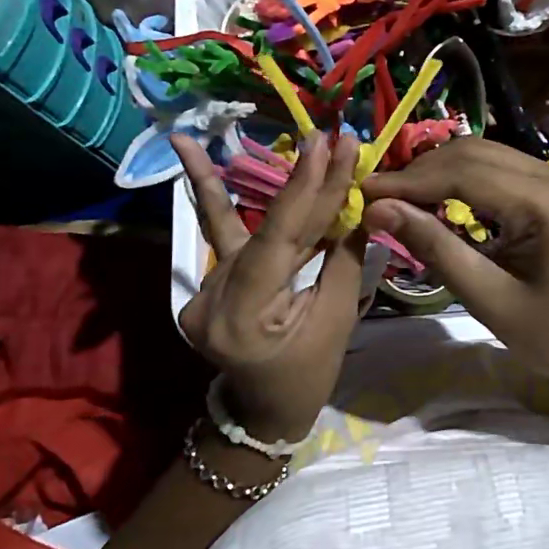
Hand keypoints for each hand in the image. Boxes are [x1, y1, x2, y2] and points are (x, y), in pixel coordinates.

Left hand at [173, 131, 366, 440]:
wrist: (263, 412)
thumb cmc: (309, 374)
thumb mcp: (335, 318)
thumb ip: (342, 257)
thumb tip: (361, 204)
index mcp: (245, 317)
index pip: (282, 240)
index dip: (309, 190)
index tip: (332, 145)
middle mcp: (213, 300)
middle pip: (265, 230)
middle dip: (299, 184)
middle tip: (324, 137)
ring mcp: (203, 292)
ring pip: (240, 230)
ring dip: (235, 183)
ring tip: (191, 137)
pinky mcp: (206, 285)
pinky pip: (219, 238)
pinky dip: (209, 197)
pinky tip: (187, 157)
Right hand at [361, 138, 548, 394]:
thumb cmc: (548, 335)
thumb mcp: (486, 297)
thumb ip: (434, 247)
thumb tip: (377, 209)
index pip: (466, 174)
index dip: (410, 181)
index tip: (364, 193)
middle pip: (474, 153)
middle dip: (421, 173)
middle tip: (376, 198)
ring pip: (484, 154)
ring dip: (437, 171)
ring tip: (397, 198)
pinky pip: (498, 167)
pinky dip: (460, 178)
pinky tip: (433, 198)